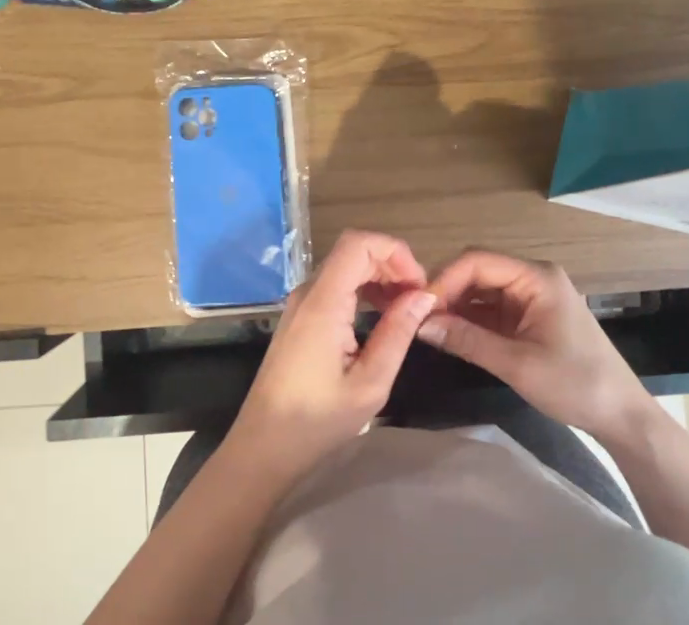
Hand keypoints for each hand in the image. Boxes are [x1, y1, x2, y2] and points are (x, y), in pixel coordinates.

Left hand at [225, 230, 437, 478]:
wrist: (265, 445)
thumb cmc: (318, 420)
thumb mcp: (370, 383)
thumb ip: (398, 333)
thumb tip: (424, 296)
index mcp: (323, 303)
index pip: (358, 243)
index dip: (395, 252)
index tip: (420, 286)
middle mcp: (307, 293)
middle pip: (352, 251)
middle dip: (391, 264)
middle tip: (419, 298)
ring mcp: (299, 304)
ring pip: (344, 267)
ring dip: (378, 277)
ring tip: (406, 308)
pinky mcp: (299, 318)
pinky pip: (334, 287)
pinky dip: (362, 290)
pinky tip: (382, 316)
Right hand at [420, 251, 653, 436]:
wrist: (621, 415)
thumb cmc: (575, 384)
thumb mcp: (517, 364)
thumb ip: (467, 340)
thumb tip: (421, 324)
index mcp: (537, 277)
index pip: (477, 260)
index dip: (444, 279)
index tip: (419, 307)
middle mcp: (533, 278)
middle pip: (477, 272)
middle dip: (447, 292)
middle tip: (417, 319)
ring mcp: (532, 298)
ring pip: (481, 291)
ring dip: (456, 307)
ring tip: (426, 328)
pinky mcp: (529, 318)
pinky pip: (491, 310)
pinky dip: (469, 321)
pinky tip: (449, 336)